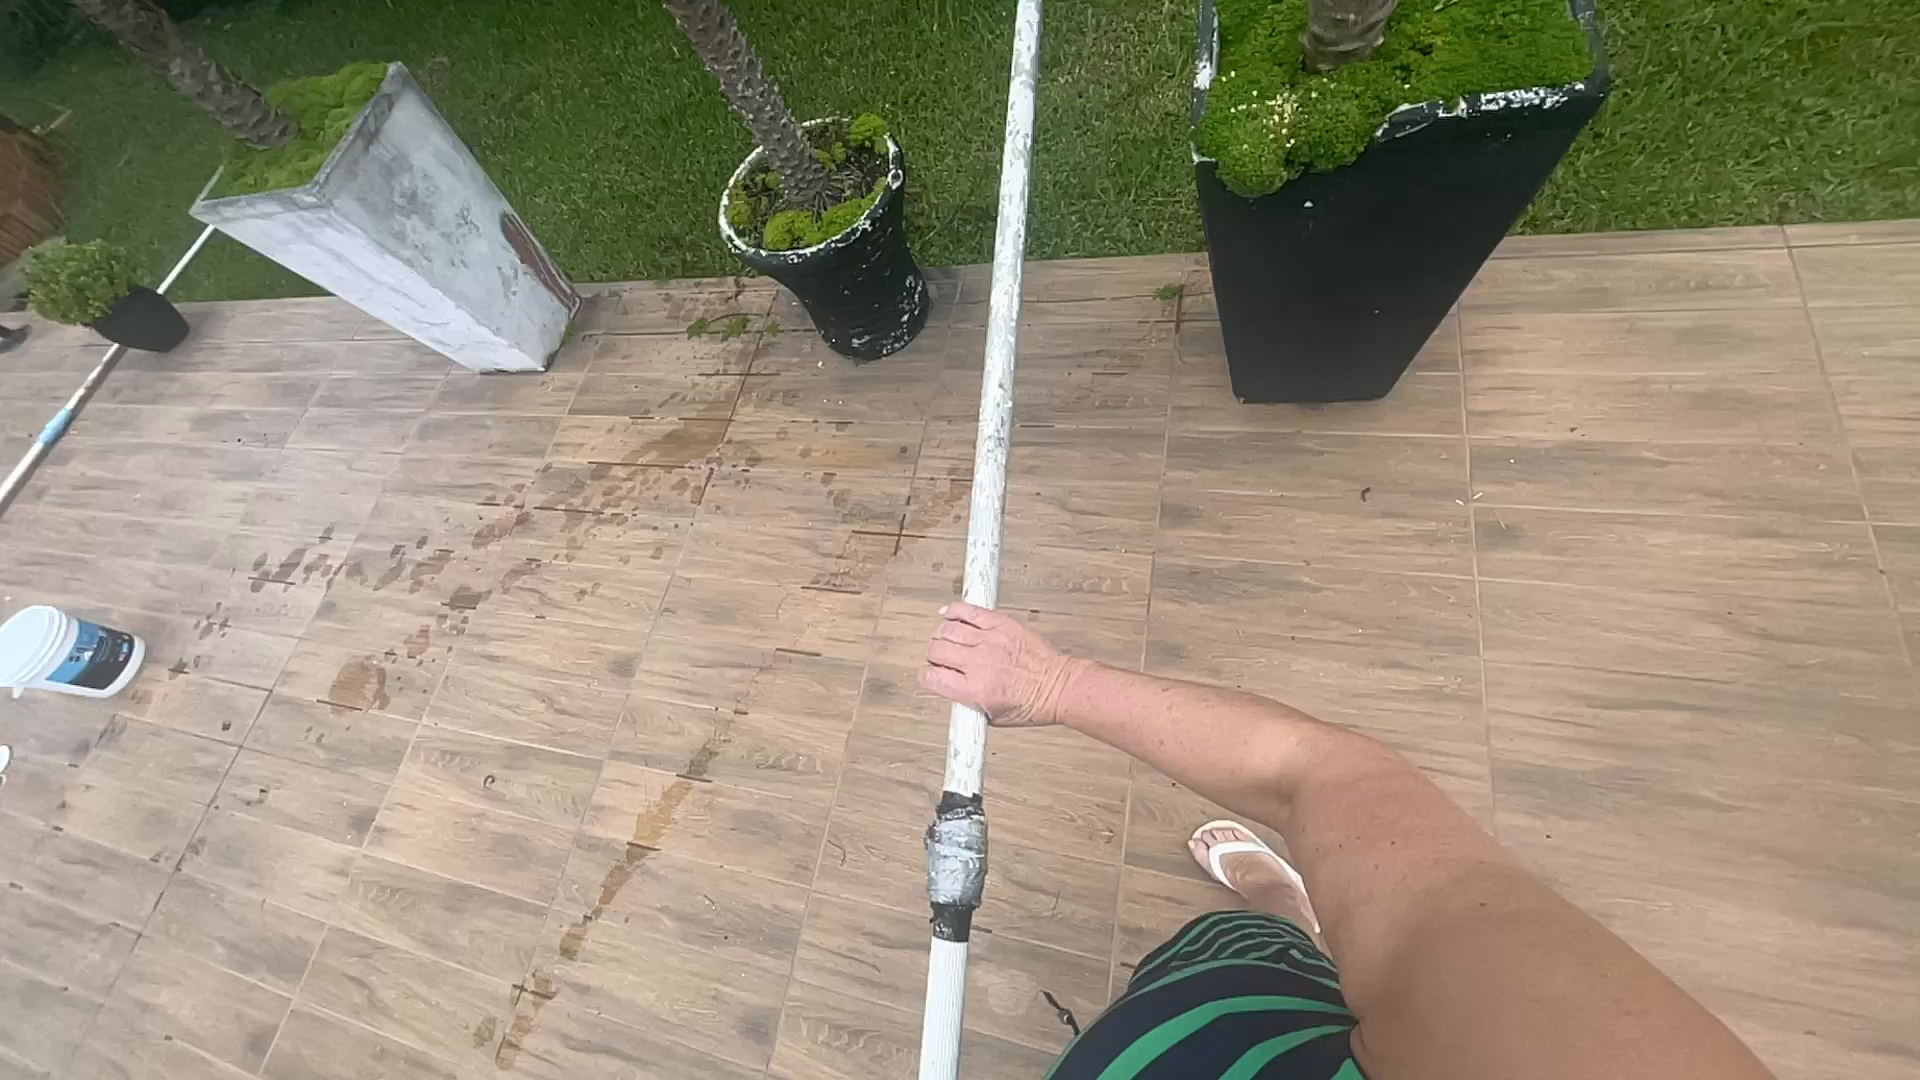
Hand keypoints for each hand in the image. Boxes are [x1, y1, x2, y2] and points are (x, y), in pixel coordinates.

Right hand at [919, 601, 1086, 726]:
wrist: (1059, 686)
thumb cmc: (1033, 704)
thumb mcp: (993, 717)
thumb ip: (966, 702)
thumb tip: (948, 688)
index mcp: (975, 690)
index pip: (932, 677)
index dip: (928, 676)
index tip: (932, 675)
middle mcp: (979, 663)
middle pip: (936, 650)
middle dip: (934, 656)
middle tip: (943, 659)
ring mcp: (990, 641)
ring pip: (948, 629)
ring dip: (942, 635)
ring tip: (948, 639)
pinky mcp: (1001, 625)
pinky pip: (968, 610)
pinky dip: (954, 611)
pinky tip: (951, 616)